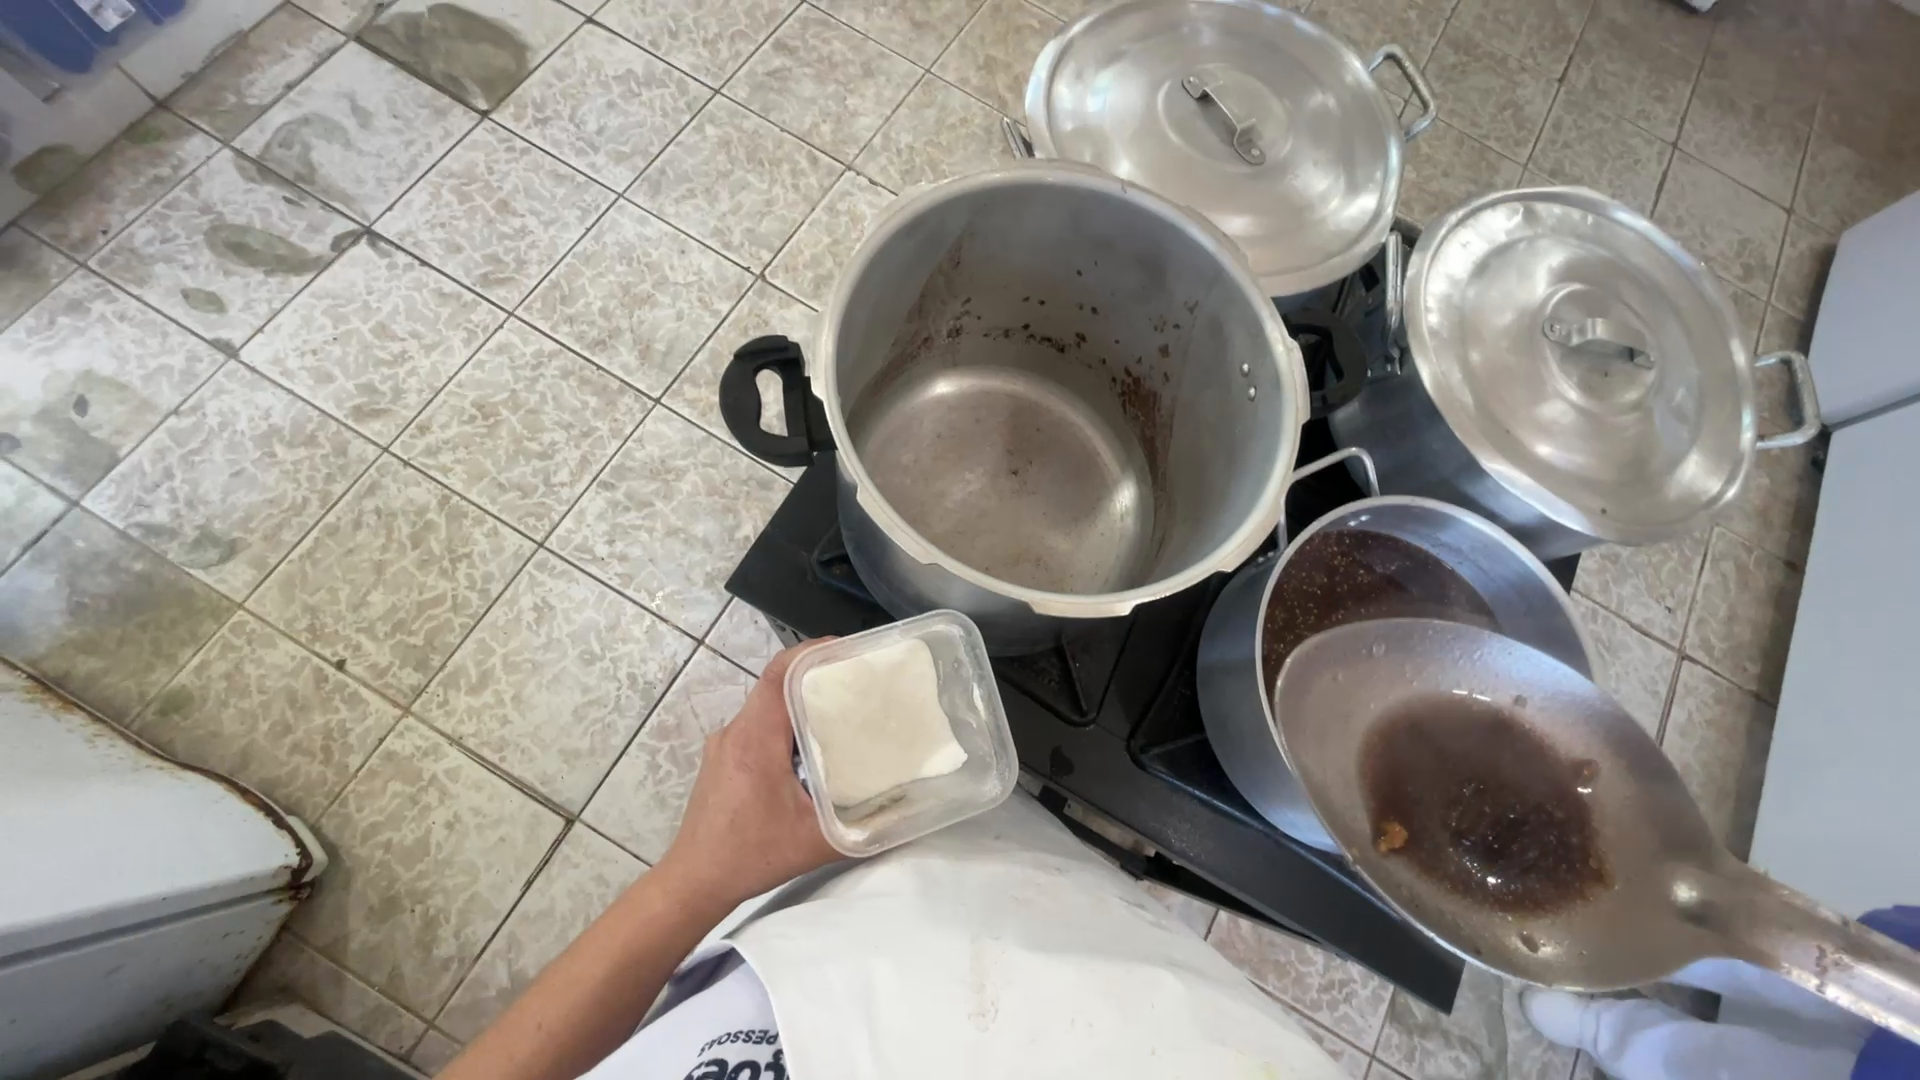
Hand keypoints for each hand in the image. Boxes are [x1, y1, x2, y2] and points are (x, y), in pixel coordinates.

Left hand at [657, 642, 842, 908]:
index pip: (780, 673)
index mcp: (756, 738)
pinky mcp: (723, 758)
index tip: (848, 650)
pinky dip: (786, 724)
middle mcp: (736, 731)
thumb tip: (907, 810)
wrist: (694, 881)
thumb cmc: (751, 855)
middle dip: (817, 677)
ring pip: (768, 705)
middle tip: (858, 682)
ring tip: (841, 713)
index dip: (812, 652)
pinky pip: (758, 725)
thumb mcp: (815, 841)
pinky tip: (811, 747)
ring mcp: (725, 744)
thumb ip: (863, 825)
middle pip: (777, 684)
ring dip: (801, 702)